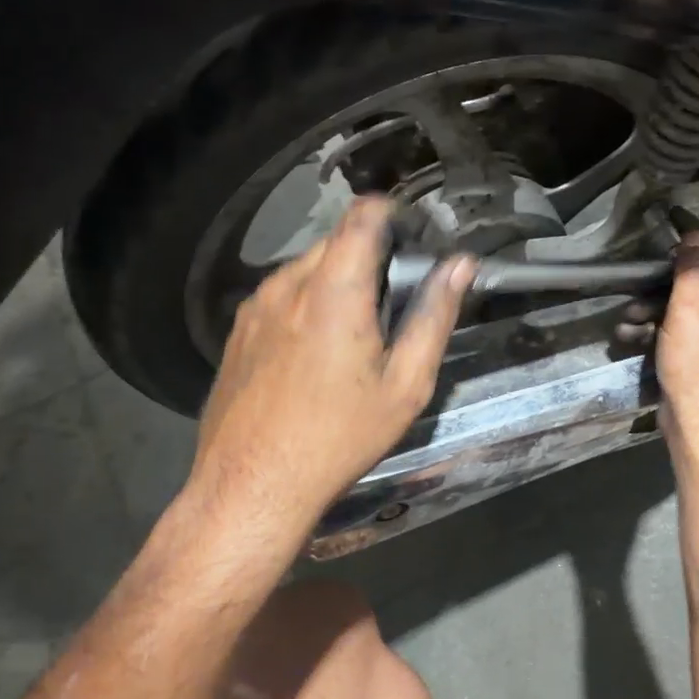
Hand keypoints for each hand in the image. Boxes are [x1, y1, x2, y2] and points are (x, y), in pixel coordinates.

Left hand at [186, 197, 474, 534]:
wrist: (253, 484)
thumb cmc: (340, 436)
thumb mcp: (406, 384)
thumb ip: (434, 316)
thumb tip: (461, 266)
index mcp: (335, 290)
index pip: (362, 215)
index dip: (394, 214)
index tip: (416, 241)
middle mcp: (288, 284)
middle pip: (336, 241)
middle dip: (371, 257)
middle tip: (397, 304)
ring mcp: (255, 306)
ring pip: (307, 269)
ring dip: (339, 283)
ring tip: (359, 336)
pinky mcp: (237, 330)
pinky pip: (282, 296)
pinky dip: (309, 305)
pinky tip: (319, 355)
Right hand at [655, 233, 698, 447]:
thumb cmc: (697, 364)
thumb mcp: (689, 309)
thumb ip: (692, 269)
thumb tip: (697, 234)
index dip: (697, 243)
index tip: (669, 232)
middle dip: (666, 286)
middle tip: (640, 286)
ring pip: (690, 310)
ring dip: (657, 311)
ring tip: (630, 319)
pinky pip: (688, 333)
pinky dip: (664, 332)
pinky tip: (635, 335)